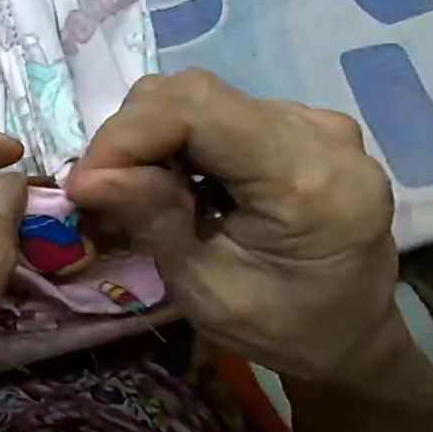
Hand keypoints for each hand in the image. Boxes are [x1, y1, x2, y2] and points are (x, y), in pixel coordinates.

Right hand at [65, 70, 403, 390]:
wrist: (348, 337)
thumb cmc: (279, 328)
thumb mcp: (203, 288)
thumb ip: (151, 219)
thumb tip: (84, 178)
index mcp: (309, 182)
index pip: (198, 110)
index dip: (127, 134)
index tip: (85, 183)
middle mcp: (319, 135)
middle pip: (192, 94)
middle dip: (128, 136)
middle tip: (102, 189)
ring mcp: (311, 123)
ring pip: (194, 96)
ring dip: (145, 136)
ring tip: (135, 187)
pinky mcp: (297, 125)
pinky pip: (211, 110)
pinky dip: (170, 139)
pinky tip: (171, 179)